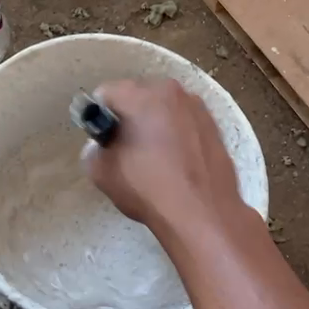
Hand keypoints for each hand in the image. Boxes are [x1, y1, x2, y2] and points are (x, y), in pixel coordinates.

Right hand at [83, 78, 241, 236]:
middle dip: (129, 117)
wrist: (204, 216)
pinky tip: (177, 164)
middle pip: (138, 97)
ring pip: (164, 109)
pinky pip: (184, 124)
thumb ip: (93, 150)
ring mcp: (197, 108)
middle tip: (126, 149)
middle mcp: (172, 92)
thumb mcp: (102, 172)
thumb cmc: (148, 188)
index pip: (106, 94)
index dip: (99, 116)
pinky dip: (177, 136)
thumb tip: (101, 146)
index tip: (102, 139)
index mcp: (142, 95)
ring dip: (155, 125)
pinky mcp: (215, 127)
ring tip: (155, 159)